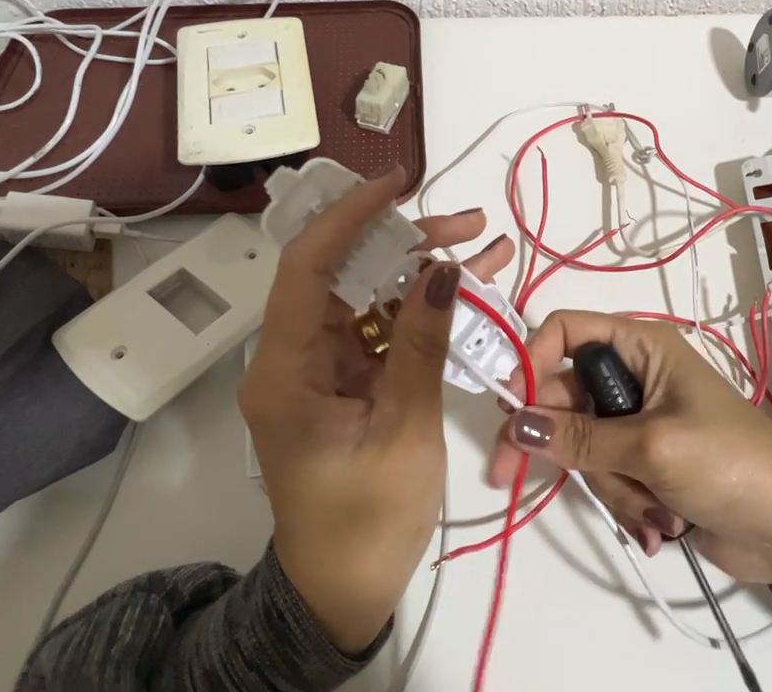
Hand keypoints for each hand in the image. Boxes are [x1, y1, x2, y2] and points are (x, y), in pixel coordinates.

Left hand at [241, 165, 512, 651]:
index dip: (348, 217)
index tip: (396, 184)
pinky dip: (424, 311)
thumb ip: (422, 344)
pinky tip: (474, 288)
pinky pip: (384, 330)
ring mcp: (323, 368)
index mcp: (287, 369)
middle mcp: (296, 357)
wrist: (346, 588)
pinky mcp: (347, 380)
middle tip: (467, 221)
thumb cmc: (368, 517)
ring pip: (370, 297)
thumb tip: (442, 270)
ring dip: (424, 271)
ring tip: (484, 244)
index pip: (306, 268)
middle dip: (406, 241)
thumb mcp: (404, 427)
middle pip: (345, 274)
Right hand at [487, 311, 771, 586]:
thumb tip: (514, 423)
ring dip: (611, 486)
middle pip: (562, 396)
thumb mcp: (653, 447)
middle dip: (557, 444)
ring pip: (582, 446)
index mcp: (644, 348)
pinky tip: (661, 525)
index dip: (532, 359)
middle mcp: (636, 378)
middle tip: (504, 474)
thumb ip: (580, 438)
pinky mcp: (645, 466)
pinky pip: (607, 478)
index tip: (507, 402)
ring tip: (656, 509)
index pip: (567, 332)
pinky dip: (627, 504)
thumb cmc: (730, 465)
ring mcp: (639, 424)